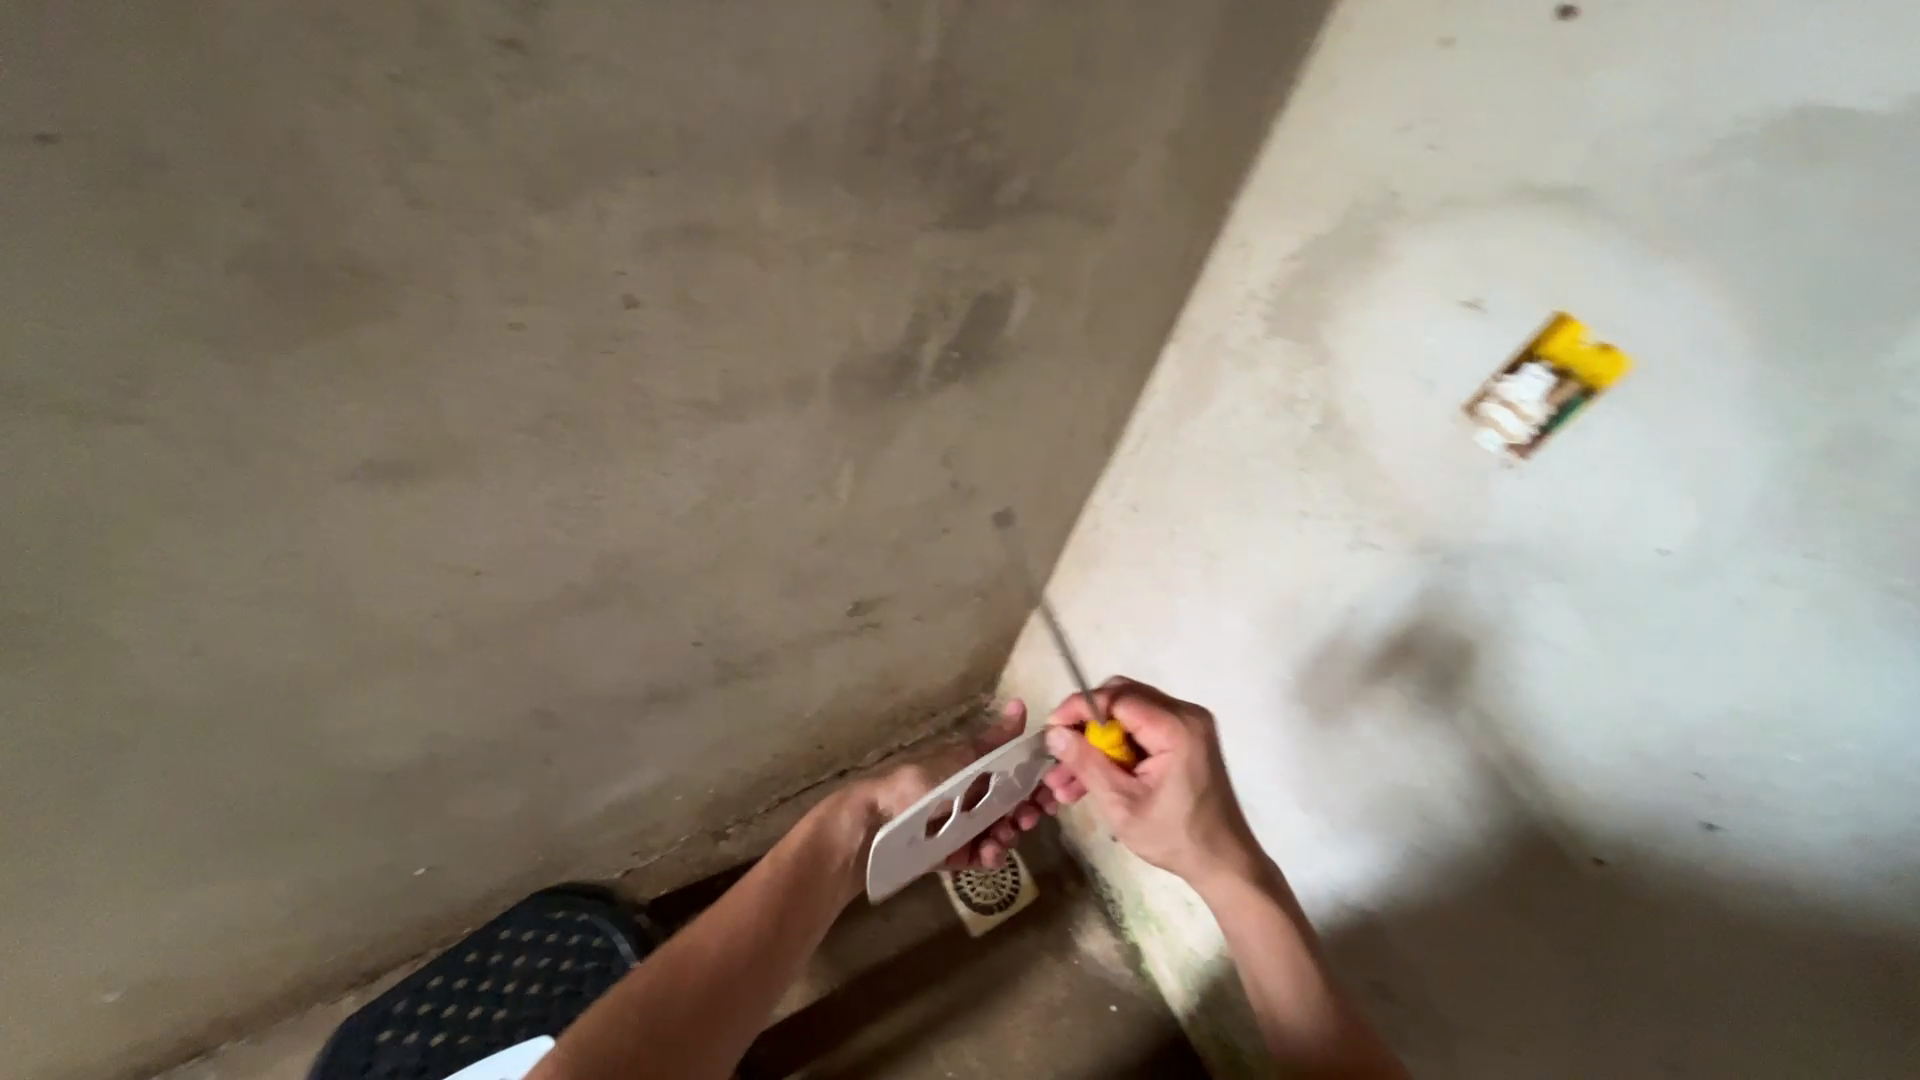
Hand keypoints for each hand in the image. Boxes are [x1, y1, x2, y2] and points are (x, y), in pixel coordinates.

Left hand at [851, 699, 1058, 872]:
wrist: (875, 826)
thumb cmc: (919, 785)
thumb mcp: (960, 760)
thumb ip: (995, 742)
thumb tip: (1020, 704)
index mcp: (972, 769)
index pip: (1014, 774)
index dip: (1035, 782)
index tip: (1051, 790)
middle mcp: (970, 796)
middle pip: (1011, 805)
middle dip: (1026, 810)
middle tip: (1030, 815)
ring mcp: (962, 827)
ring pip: (999, 832)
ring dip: (1009, 833)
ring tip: (1004, 836)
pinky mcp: (953, 854)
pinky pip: (980, 855)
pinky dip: (990, 854)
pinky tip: (989, 852)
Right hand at [1041, 677, 1260, 886]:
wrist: (1222, 862)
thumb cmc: (1175, 837)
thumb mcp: (1122, 804)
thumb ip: (1086, 763)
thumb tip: (1052, 733)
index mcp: (1176, 728)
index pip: (1116, 697)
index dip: (1079, 708)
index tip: (1050, 729)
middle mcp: (1185, 715)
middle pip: (1120, 699)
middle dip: (1084, 726)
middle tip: (1059, 751)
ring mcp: (1186, 725)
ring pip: (1125, 717)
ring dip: (1094, 743)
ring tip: (1063, 780)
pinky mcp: (1183, 739)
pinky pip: (1138, 732)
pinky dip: (1114, 751)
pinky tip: (1088, 780)